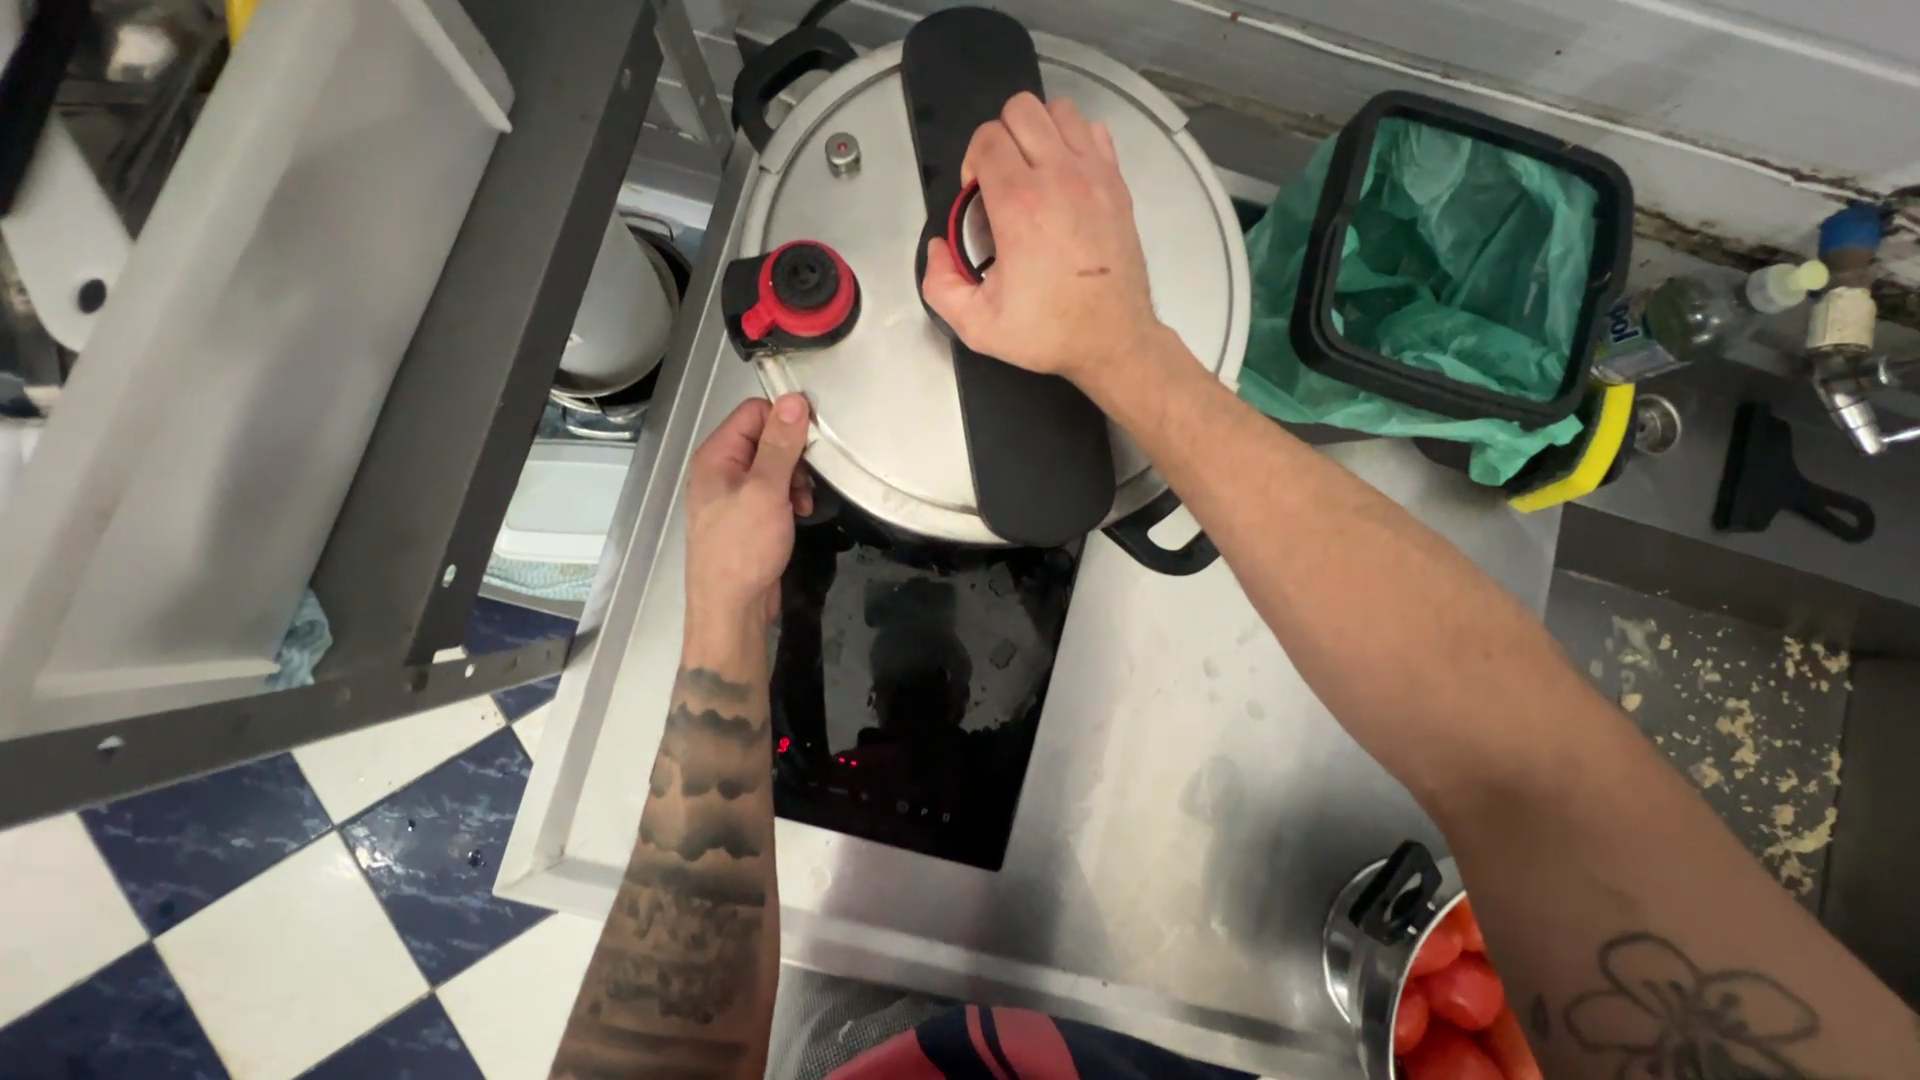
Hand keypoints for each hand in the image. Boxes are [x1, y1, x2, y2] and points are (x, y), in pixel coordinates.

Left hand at [684, 394, 814, 630]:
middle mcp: (721, 471)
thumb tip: (794, 399)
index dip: (785, 421)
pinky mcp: (748, 517)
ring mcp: (734, 495)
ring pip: (774, 466)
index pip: (754, 413)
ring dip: (796, 479)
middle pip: (766, 439)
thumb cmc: (743, 548)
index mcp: (716, 457)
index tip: (810, 442)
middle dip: (794, 456)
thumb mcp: (766, 491)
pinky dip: (790, 498)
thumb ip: (781, 444)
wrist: (732, 607)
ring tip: (803, 502)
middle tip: (805, 480)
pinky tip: (800, 513)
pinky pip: (774, 492)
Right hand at [921, 93, 1163, 384]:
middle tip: (1002, 180)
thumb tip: (938, 249)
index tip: (978, 198)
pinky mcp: (1117, 184)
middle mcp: (1060, 178)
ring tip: (1034, 172)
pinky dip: (1075, 141)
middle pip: (1021, 109)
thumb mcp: (977, 325)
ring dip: (1039, 132)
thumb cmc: (1049, 333)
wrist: (1112, 341)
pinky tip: (1066, 176)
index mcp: (1021, 206)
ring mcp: (1094, 176)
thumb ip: (940, 285)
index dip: (973, 162)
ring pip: (1059, 111)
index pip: (987, 138)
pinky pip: (1093, 131)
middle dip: (1001, 137)